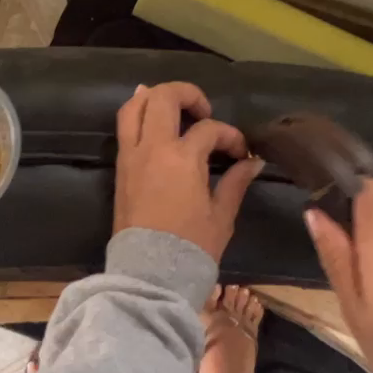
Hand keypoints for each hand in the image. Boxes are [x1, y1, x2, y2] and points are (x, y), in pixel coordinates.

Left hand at [113, 82, 264, 260]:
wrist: (150, 278)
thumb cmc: (191, 248)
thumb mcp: (221, 216)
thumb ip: (235, 183)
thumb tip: (252, 163)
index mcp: (182, 158)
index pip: (209, 130)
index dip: (230, 136)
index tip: (241, 153)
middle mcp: (153, 148)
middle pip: (165, 98)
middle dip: (189, 95)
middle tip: (204, 111)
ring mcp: (132, 155)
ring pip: (135, 106)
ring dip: (156, 97)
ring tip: (175, 105)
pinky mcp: (121, 167)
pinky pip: (125, 126)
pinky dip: (137, 112)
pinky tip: (151, 111)